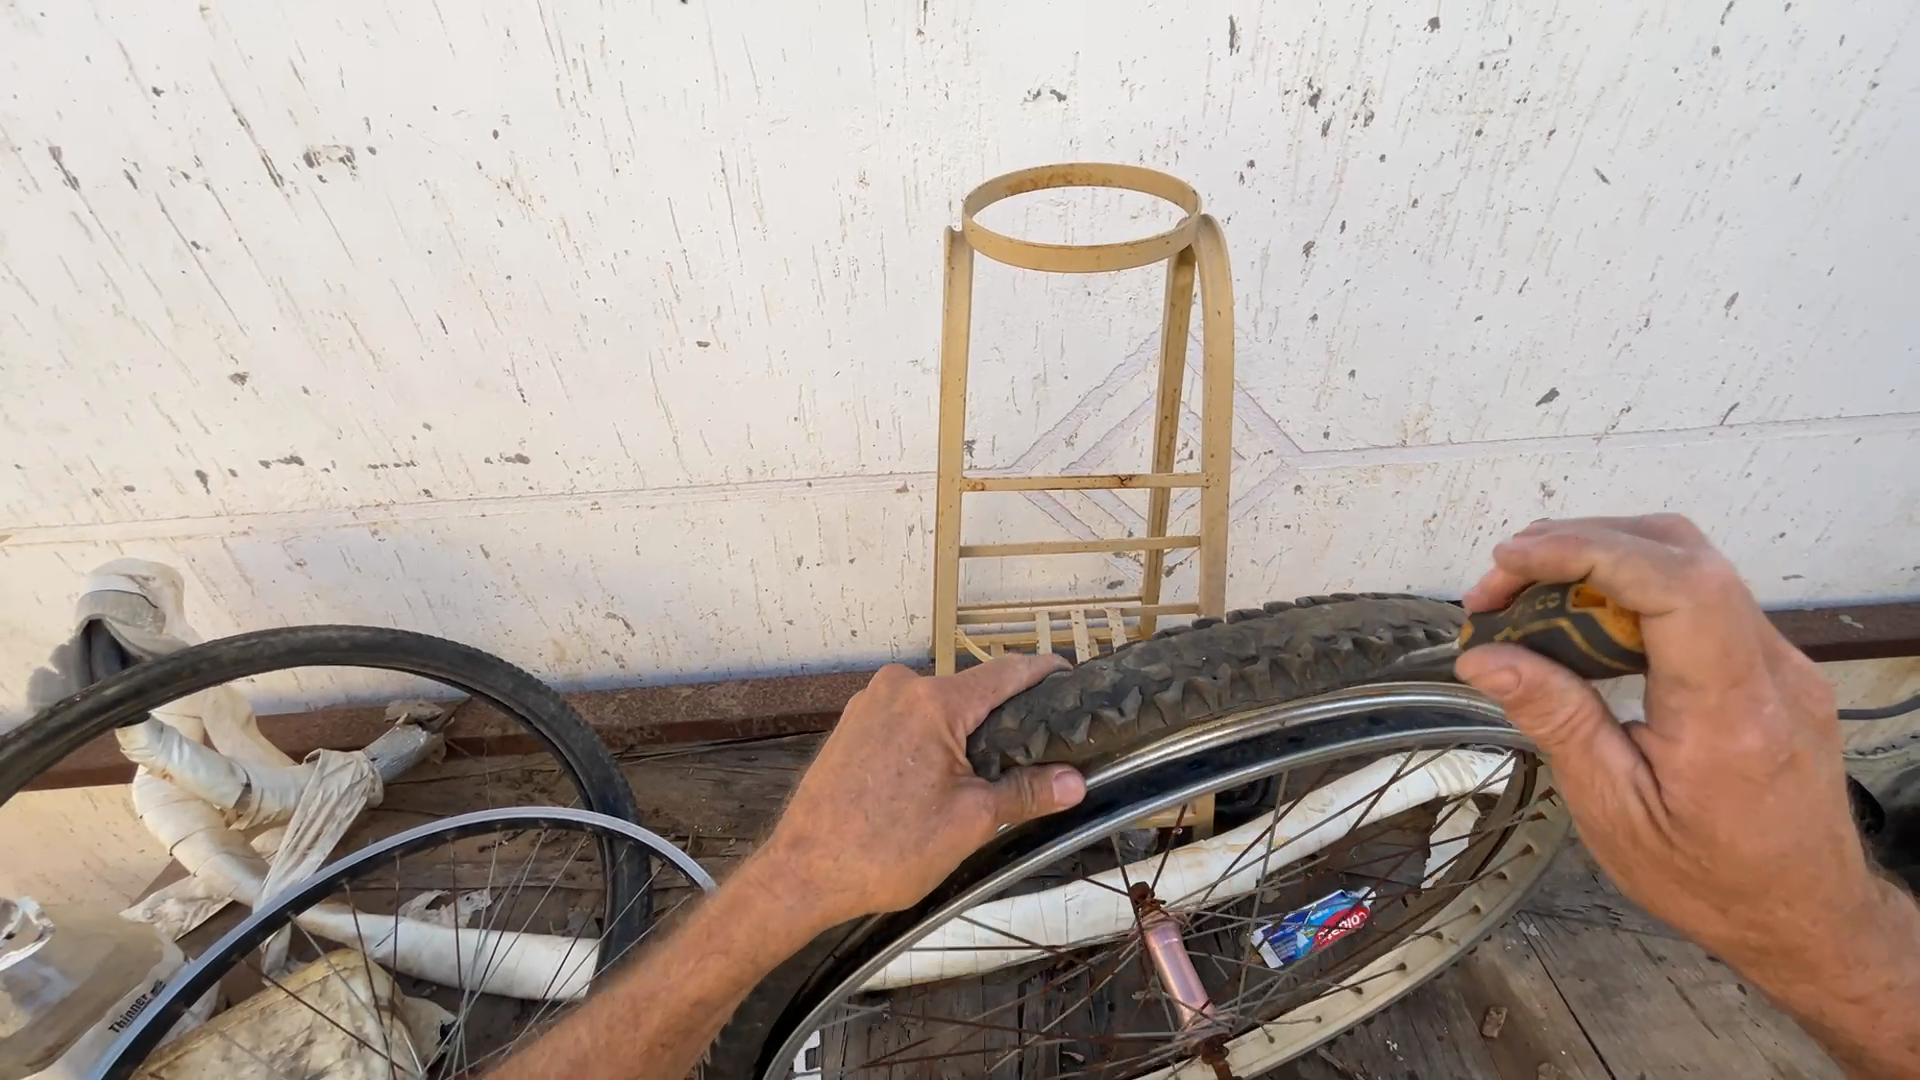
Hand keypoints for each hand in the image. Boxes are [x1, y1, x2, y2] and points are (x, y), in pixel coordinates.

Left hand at [759, 656, 1087, 929]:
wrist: (801, 872)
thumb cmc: (885, 849)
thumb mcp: (968, 822)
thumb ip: (1025, 792)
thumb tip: (1076, 781)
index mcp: (933, 701)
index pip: (1006, 672)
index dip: (1043, 672)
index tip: (1071, 675)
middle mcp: (900, 687)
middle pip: (971, 689)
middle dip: (1003, 716)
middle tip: (1036, 749)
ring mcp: (871, 701)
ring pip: (938, 704)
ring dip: (964, 729)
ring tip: (984, 773)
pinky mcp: (854, 720)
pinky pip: (907, 715)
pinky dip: (931, 734)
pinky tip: (937, 774)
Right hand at [1451, 515, 1869, 967]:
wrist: (1807, 916)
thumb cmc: (1708, 875)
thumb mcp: (1612, 807)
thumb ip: (1554, 719)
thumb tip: (1482, 657)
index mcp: (1731, 710)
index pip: (1678, 585)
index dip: (1584, 551)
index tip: (1506, 561)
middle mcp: (1769, 667)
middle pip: (1677, 550)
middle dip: (1571, 545)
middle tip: (1495, 588)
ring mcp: (1774, 658)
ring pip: (1682, 559)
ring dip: (1588, 558)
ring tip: (1517, 596)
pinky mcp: (1760, 662)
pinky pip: (1685, 593)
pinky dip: (1612, 585)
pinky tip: (1565, 620)